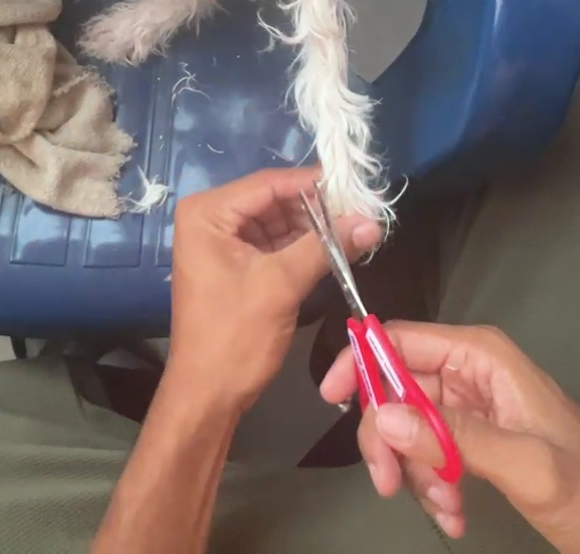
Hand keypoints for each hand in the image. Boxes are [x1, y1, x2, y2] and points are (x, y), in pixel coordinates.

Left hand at [167, 168, 379, 410]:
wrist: (207, 395)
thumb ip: (326, 247)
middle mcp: (211, 217)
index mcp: (208, 212)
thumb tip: (371, 221)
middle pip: (273, 200)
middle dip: (318, 208)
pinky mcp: (236, 263)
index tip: (357, 188)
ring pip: (278, 221)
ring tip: (358, 229)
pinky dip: (304, 245)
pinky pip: (275, 242)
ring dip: (315, 227)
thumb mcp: (281, 285)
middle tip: (363, 212)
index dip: (314, 184)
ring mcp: (223, 240)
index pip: (268, 184)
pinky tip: (338, 248)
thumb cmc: (234, 336)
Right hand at [321, 323, 579, 551]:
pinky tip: (452, 512)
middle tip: (388, 482)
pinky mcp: (474, 436)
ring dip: (413, 467)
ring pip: (407, 422)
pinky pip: (428, 448)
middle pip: (396, 386)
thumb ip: (452, 436)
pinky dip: (430, 481)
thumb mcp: (527, 465)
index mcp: (481, 355)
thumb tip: (379, 414)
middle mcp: (470, 371)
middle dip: (388, 435)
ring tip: (444, 506)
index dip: (361, 362)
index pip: (400, 339)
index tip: (332, 399)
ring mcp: (471, 404)